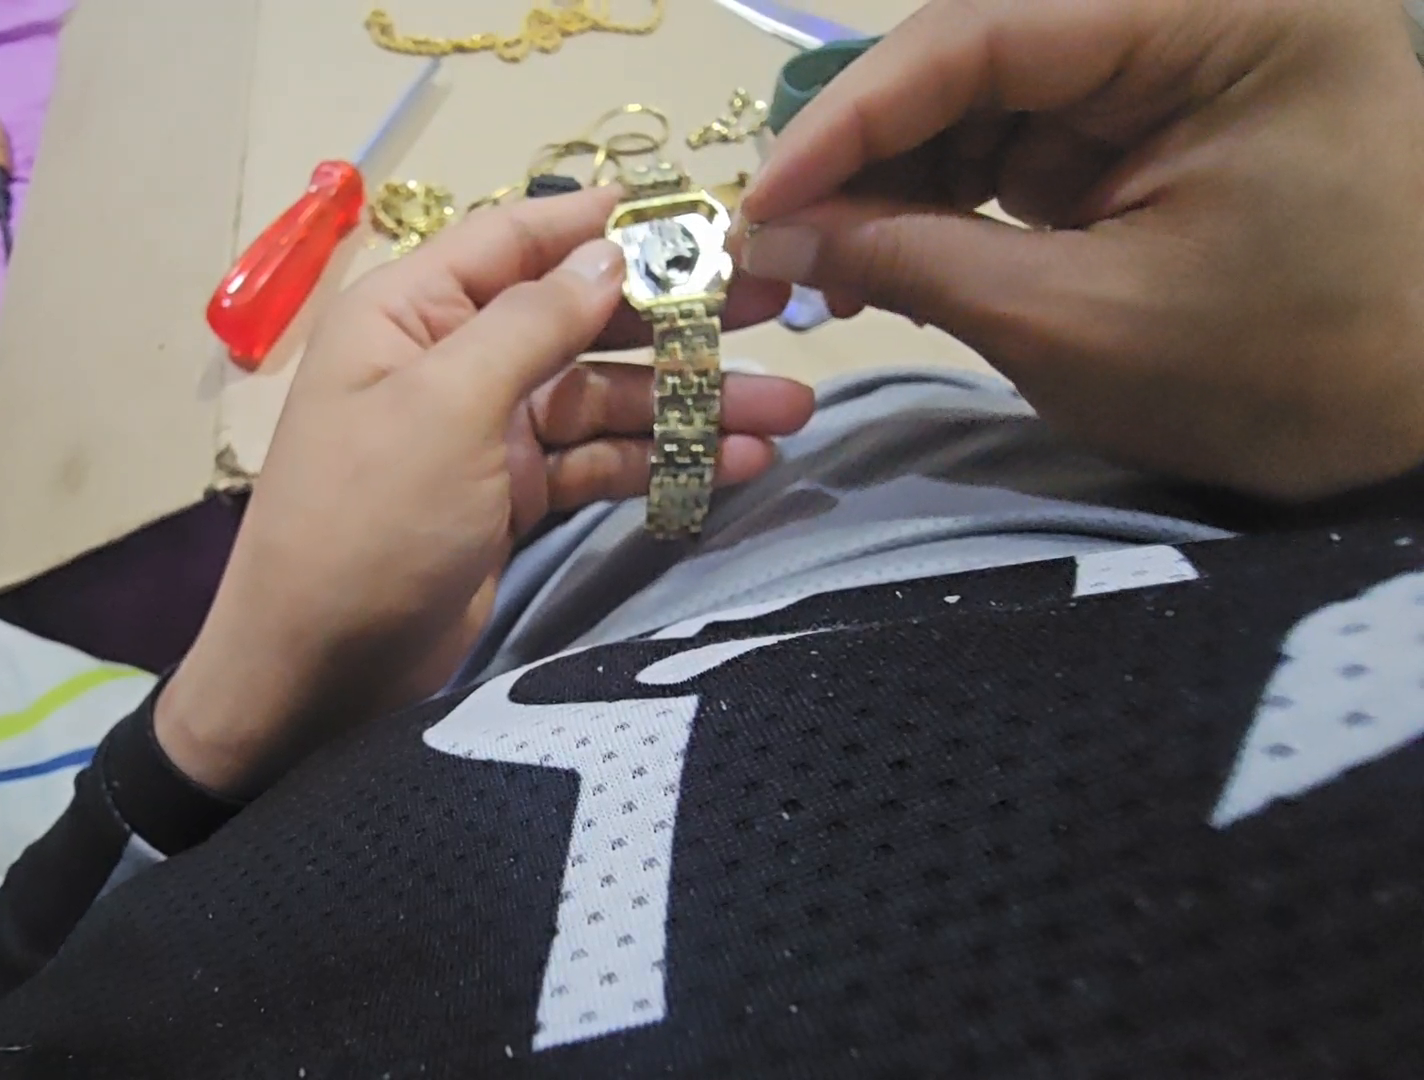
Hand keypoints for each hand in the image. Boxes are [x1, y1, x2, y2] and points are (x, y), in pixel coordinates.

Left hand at [159, 187, 810, 796]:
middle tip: (781, 304)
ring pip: (601, 401)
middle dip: (675, 318)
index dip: (608, 225)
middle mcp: (451, 362)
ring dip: (688, 405)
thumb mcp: (446, 406)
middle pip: (577, 320)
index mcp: (412, 314)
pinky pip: (595, 465)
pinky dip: (657, 463)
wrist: (322, 667)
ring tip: (786, 411)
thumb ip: (530, 323)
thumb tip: (607, 252)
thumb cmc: (370, 521)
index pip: (518, 241)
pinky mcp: (512, 498)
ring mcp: (486, 435)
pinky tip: (734, 465)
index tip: (704, 216)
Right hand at [737, 0, 1423, 501]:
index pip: (989, 29)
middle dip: (852, 159)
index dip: (848, 119)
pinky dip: (913, 213)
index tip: (758, 206)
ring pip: (956, 109)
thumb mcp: (1059, 321)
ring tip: (821, 279)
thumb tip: (771, 239)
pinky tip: (875, 270)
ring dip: (872, 193)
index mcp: (1228, 18)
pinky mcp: (1116, 133)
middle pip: (963, 58)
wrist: (1377, 430)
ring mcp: (1150, 73)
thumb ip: (905, 260)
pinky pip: (978, 155)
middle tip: (770, 249)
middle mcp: (1187, 16)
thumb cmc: (1254, 379)